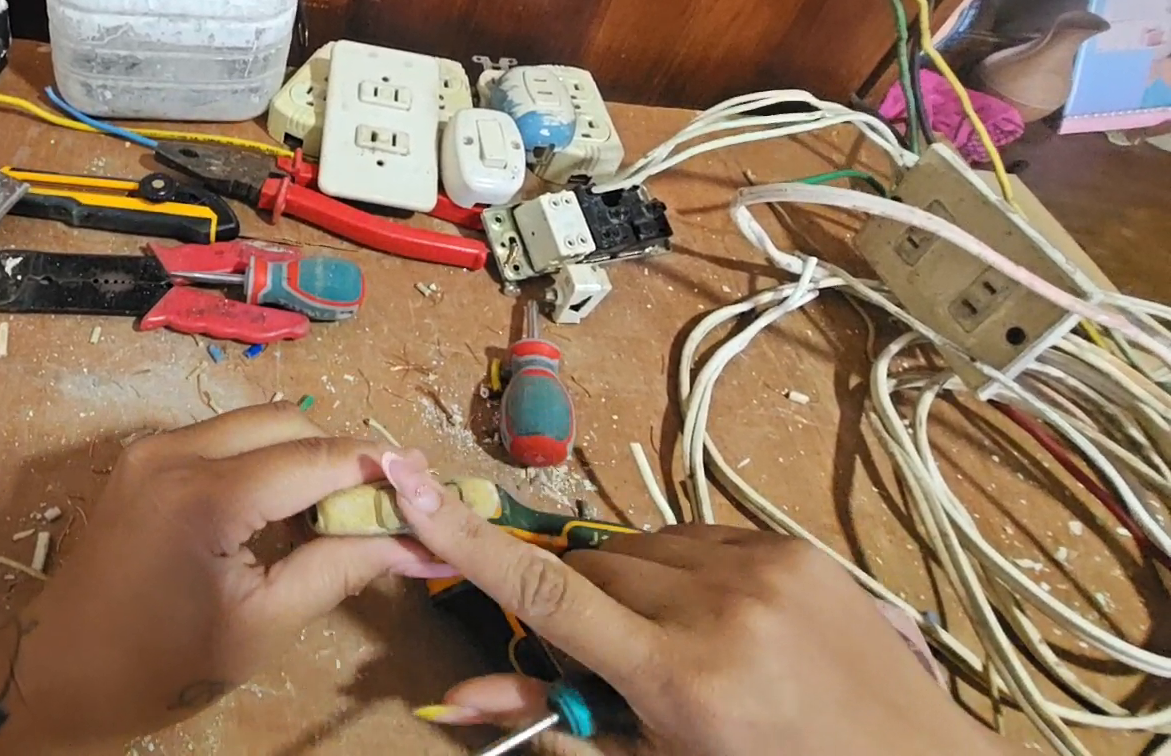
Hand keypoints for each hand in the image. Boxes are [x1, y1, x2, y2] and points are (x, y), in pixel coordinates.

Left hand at [6, 406, 452, 749]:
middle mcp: (176, 449)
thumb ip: (336, 570)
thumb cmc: (159, 665)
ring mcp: (154, 446)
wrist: (58, 670)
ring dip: (298, 452)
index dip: (372, 468)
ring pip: (252, 422)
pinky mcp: (145, 455)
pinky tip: (276, 504)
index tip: (419, 483)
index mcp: (204, 495)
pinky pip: (222, 437)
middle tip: (372, 502)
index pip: (312, 460)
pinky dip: (261, 457)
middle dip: (336, 454)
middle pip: (284, 422)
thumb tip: (409, 544)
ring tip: (328, 507)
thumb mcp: (259, 626)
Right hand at [382, 449, 1007, 754]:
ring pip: (634, 549)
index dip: (464, 534)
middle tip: (625, 656)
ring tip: (688, 639)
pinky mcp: (790, 546)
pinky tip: (727, 618)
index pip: (544, 593)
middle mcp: (718, 606)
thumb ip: (552, 721)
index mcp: (683, 679)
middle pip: (588, 567)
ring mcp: (760, 565)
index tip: (406, 476)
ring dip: (634, 585)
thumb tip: (455, 697)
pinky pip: (689, 537)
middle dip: (585, 604)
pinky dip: (683, 571)